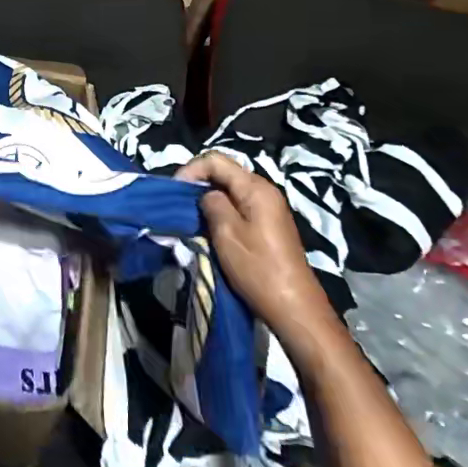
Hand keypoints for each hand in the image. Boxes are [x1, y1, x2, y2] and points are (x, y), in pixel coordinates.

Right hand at [176, 152, 331, 325]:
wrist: (293, 306)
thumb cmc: (258, 269)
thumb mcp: (227, 234)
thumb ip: (212, 204)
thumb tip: (206, 195)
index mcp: (256, 188)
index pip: (216, 160)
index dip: (191, 170)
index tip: (174, 191)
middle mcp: (265, 191)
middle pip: (225, 172)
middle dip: (199, 183)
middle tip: (179, 204)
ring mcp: (269, 207)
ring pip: (230, 190)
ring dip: (209, 198)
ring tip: (191, 216)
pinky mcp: (268, 224)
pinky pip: (239, 205)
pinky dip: (221, 210)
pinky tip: (210, 227)